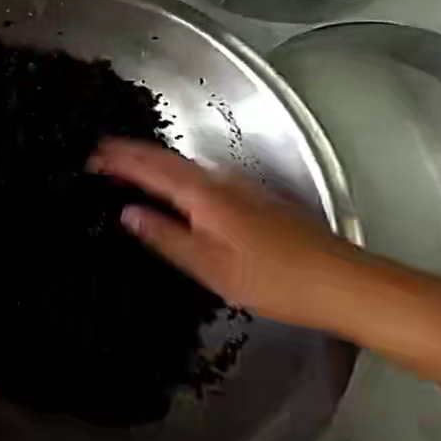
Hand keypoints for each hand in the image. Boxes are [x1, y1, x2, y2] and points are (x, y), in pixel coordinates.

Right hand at [89, 138, 384, 332]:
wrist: (350, 286)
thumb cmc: (277, 280)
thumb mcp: (209, 265)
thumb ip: (164, 235)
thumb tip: (127, 212)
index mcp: (204, 195)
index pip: (150, 168)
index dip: (118, 160)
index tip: (90, 157)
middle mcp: (222, 183)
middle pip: (167, 159)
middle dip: (131, 153)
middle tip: (100, 154)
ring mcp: (242, 188)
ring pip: (186, 166)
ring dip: (153, 161)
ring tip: (127, 164)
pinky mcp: (255, 199)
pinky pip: (201, 175)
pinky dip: (175, 173)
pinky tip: (173, 184)